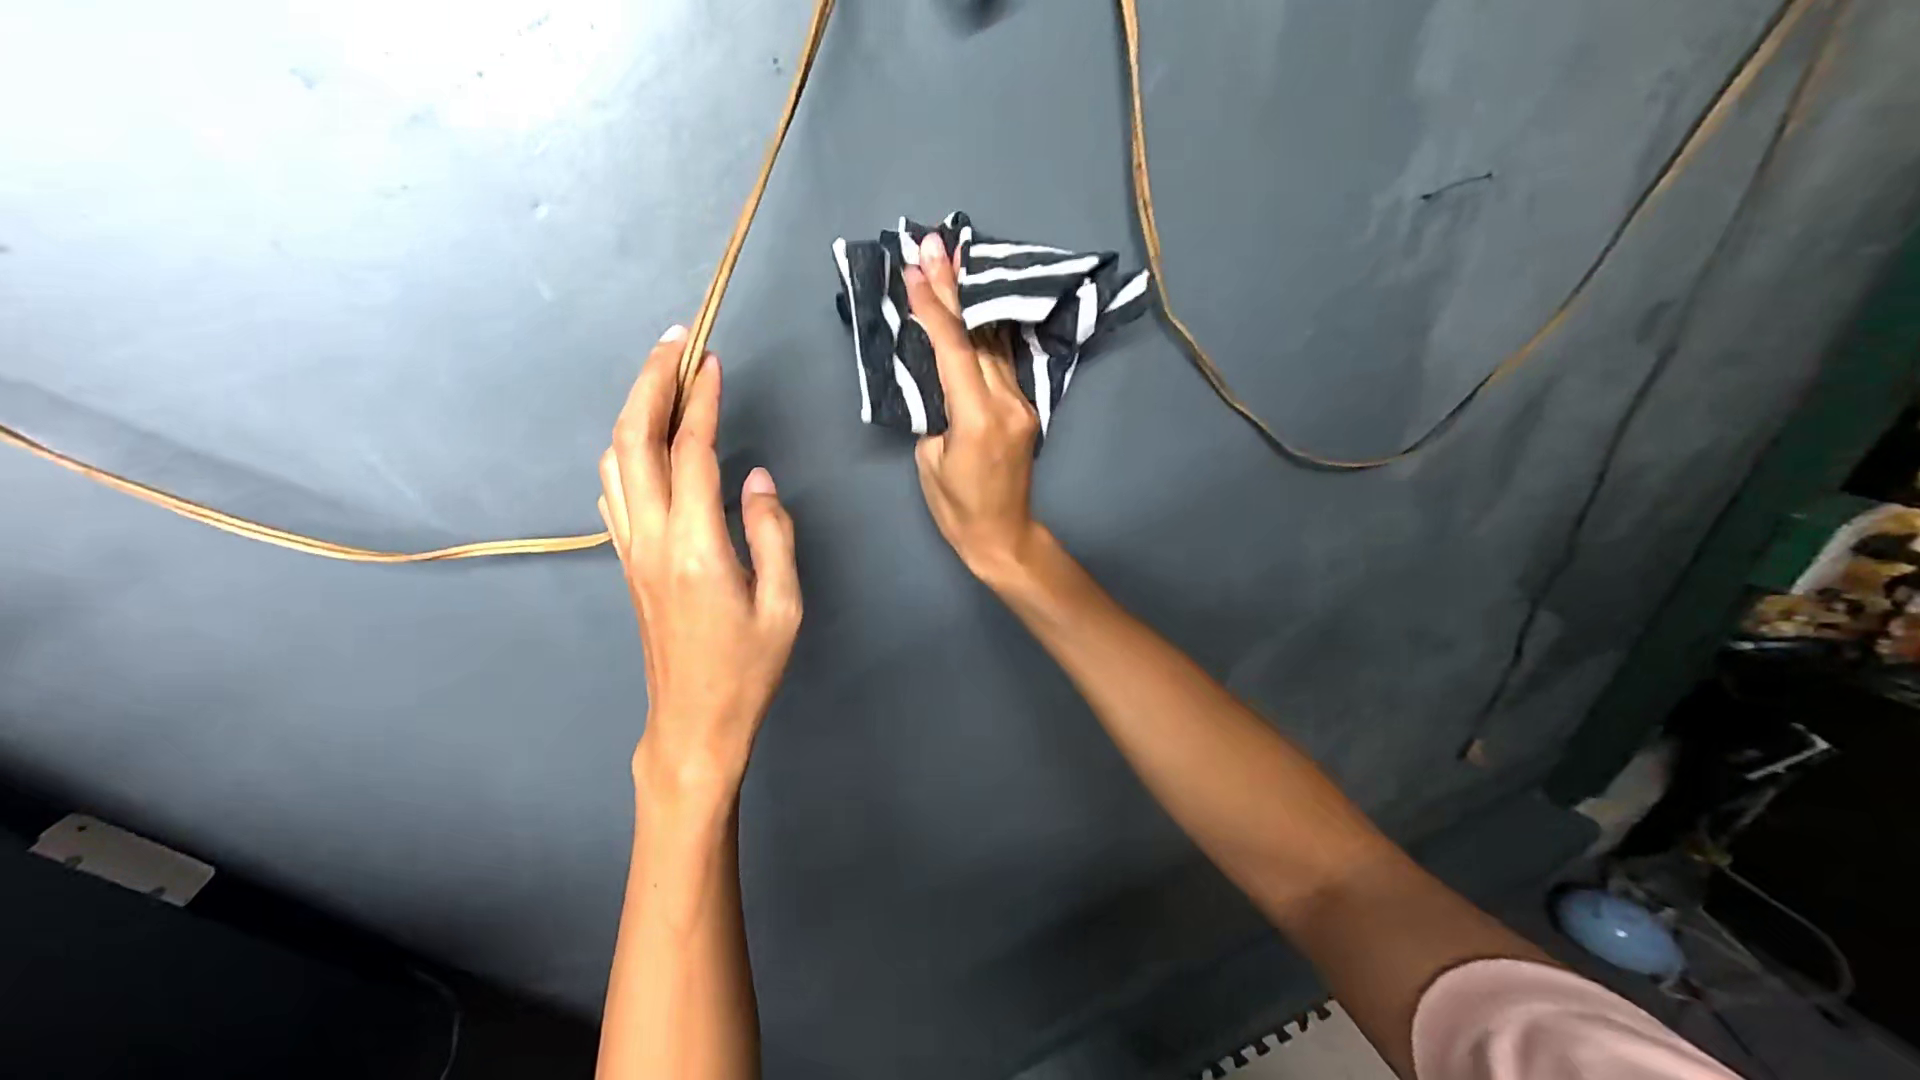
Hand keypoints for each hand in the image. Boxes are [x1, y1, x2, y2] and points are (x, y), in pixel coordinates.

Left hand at [599, 326, 801, 795]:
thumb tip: (756, 477)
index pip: (691, 454)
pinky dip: (625, 450)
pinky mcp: (628, 562)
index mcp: (696, 548)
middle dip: (651, 384)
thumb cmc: (747, 668)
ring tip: (662, 378)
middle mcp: (652, 539)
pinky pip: (615, 491)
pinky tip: (642, 440)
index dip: (702, 402)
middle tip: (674, 341)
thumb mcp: (783, 605)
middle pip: (635, 442)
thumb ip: (771, 533)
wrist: (693, 721)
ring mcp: (632, 549)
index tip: (712, 361)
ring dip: (634, 411)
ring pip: (616, 462)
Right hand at [904, 233, 1044, 587]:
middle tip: (937, 242)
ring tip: (959, 258)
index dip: (934, 306)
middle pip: (977, 336)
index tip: (916, 269)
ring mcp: (1022, 403)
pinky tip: (981, 304)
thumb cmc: (958, 508)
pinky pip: (1003, 361)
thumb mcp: (930, 459)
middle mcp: (1007, 402)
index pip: (953, 349)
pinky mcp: (1026, 408)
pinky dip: (987, 330)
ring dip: (974, 300)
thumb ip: (935, 410)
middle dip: (954, 286)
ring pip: (994, 343)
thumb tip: (940, 379)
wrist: (1004, 536)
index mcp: (978, 418)